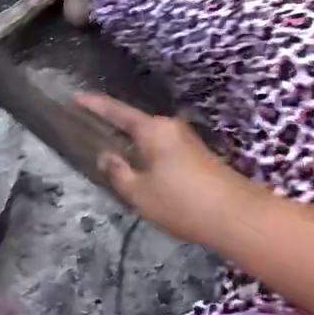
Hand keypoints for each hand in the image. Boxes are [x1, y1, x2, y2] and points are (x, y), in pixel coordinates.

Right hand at [75, 92, 252, 244]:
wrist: (237, 217)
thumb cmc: (182, 202)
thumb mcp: (139, 192)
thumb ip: (118, 172)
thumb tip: (106, 156)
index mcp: (152, 130)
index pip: (117, 111)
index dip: (95, 105)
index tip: (76, 97)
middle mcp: (169, 127)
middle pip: (135, 122)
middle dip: (114, 124)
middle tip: (91, 128)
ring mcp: (186, 140)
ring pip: (150, 136)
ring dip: (131, 142)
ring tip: (111, 151)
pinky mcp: (196, 155)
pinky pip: (162, 147)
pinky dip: (146, 152)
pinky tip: (140, 167)